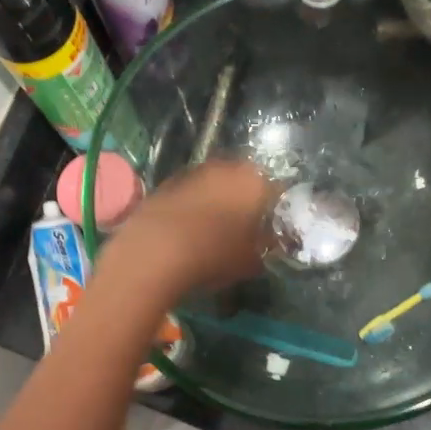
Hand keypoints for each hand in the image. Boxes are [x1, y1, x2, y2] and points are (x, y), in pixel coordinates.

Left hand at [98, 160, 271, 298]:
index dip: (274, 210)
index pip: (275, 190)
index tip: (270, 228)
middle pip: (243, 181)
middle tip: (243, 226)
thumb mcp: (250, 261)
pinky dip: (192, 205)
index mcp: (254, 182)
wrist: (155, 250)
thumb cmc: (214, 254)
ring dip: (216, 200)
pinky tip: (188, 228)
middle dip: (244, 200)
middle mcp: (227, 168)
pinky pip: (189, 193)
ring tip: (214, 228)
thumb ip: (264, 247)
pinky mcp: (166, 183)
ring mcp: (194, 172)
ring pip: (215, 184)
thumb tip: (266, 242)